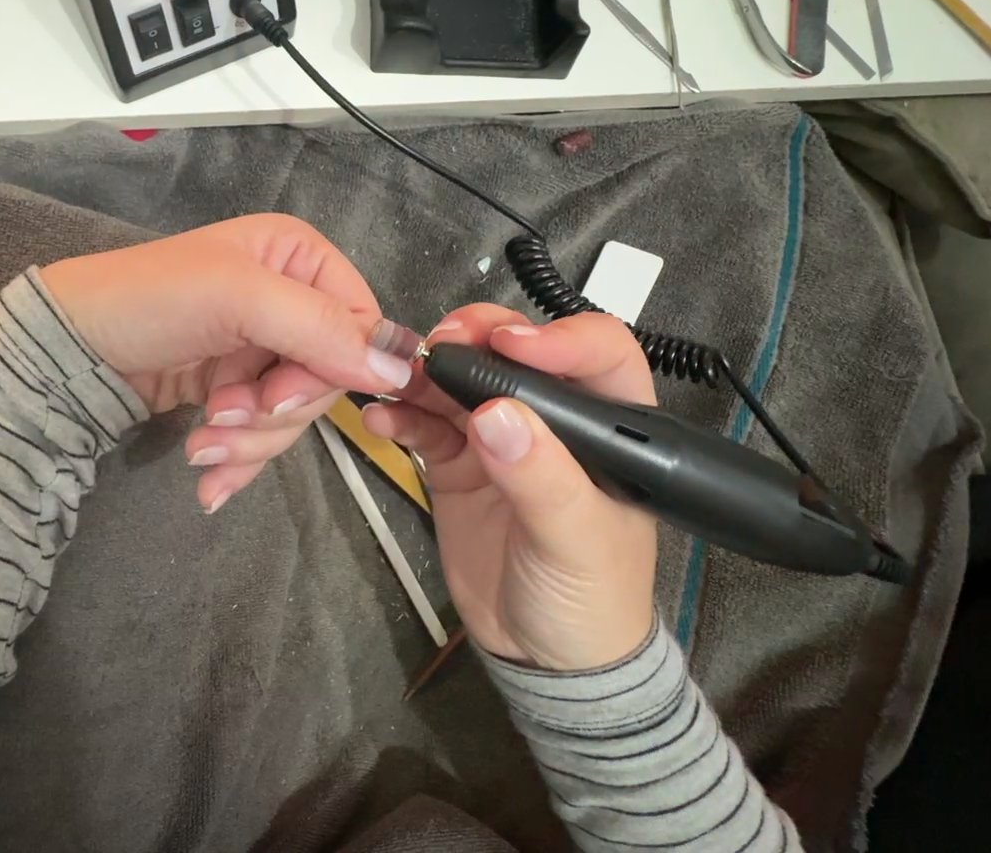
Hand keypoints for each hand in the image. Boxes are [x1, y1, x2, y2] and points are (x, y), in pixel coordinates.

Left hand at [38, 214, 412, 512]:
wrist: (67, 348)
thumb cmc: (148, 301)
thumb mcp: (235, 299)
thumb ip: (318, 329)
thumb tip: (401, 372)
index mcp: (299, 258)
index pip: (360, 324)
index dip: (331, 371)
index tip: (279, 396)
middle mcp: (289, 300)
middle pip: (329, 378)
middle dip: (275, 411)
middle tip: (224, 413)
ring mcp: (261, 349)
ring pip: (296, 415)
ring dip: (251, 440)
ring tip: (200, 446)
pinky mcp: (235, 389)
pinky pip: (264, 434)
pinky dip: (240, 459)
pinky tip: (209, 481)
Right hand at [361, 305, 658, 670]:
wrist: (541, 656)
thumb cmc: (590, 599)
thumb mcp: (577, 543)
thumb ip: (541, 479)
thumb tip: (496, 415)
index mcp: (609, 428)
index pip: (597, 355)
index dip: (559, 336)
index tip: (510, 345)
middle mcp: (553, 420)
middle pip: (515, 354)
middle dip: (477, 338)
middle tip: (442, 344)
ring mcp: (497, 438)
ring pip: (461, 381)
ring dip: (427, 373)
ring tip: (397, 378)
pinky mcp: (455, 461)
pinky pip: (424, 425)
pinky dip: (400, 416)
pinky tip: (381, 420)